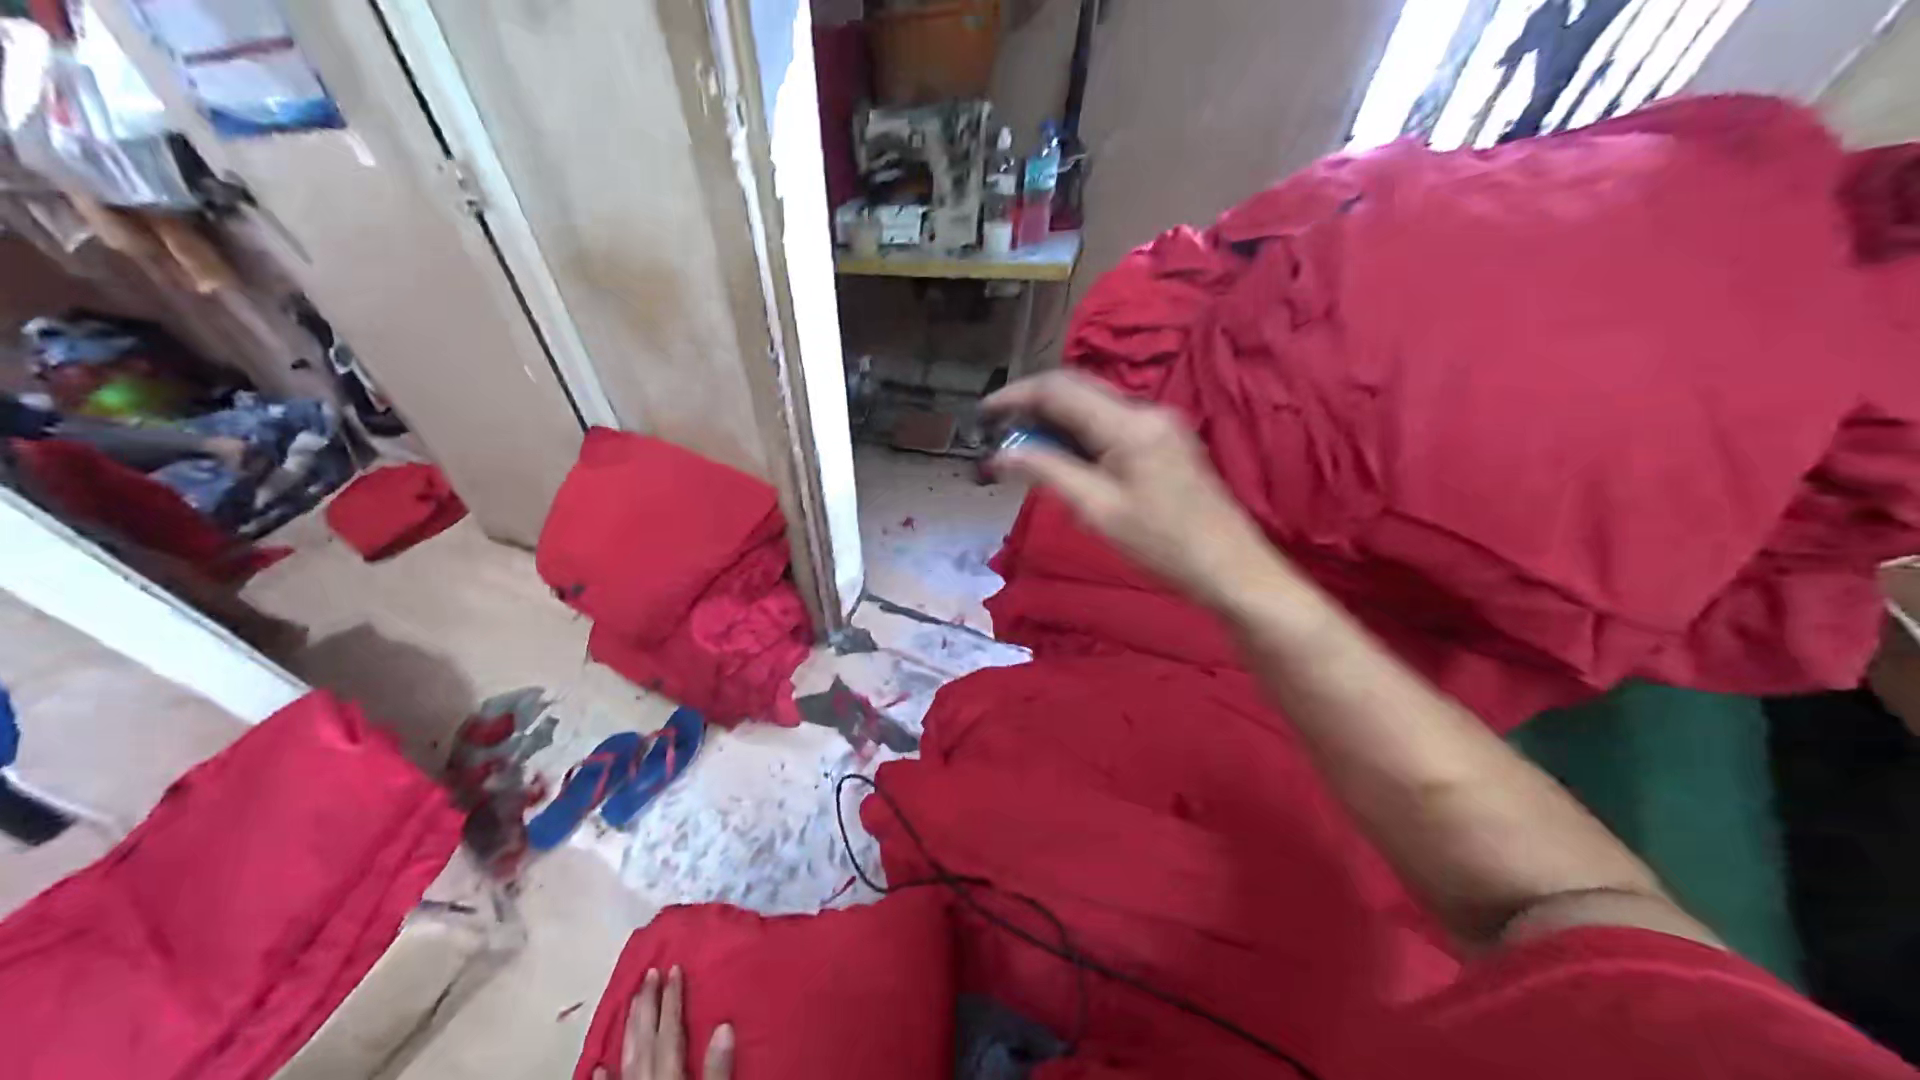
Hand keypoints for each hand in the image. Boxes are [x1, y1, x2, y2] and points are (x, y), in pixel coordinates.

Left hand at [592, 966, 733, 1079]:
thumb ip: (717, 1068)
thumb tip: (724, 1025)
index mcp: (670, 1076)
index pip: (670, 1032)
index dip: (672, 999)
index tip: (674, 967)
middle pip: (645, 1039)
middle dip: (648, 1004)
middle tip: (649, 972)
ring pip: (628, 1058)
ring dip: (630, 1028)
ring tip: (630, 1000)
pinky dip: (605, 1078)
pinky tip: (598, 1065)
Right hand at [984, 371, 1289, 610]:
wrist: (1230, 568)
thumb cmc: (1162, 546)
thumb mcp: (1097, 510)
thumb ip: (1048, 472)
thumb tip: (1001, 454)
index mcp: (1129, 424)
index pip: (1059, 390)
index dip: (1016, 396)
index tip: (984, 414)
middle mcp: (1146, 411)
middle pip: (1077, 390)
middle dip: (1033, 406)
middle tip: (1000, 434)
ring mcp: (1160, 423)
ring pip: (1093, 406)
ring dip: (1056, 421)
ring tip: (1024, 449)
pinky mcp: (1165, 440)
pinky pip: (1111, 423)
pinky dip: (1080, 433)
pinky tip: (1064, 458)